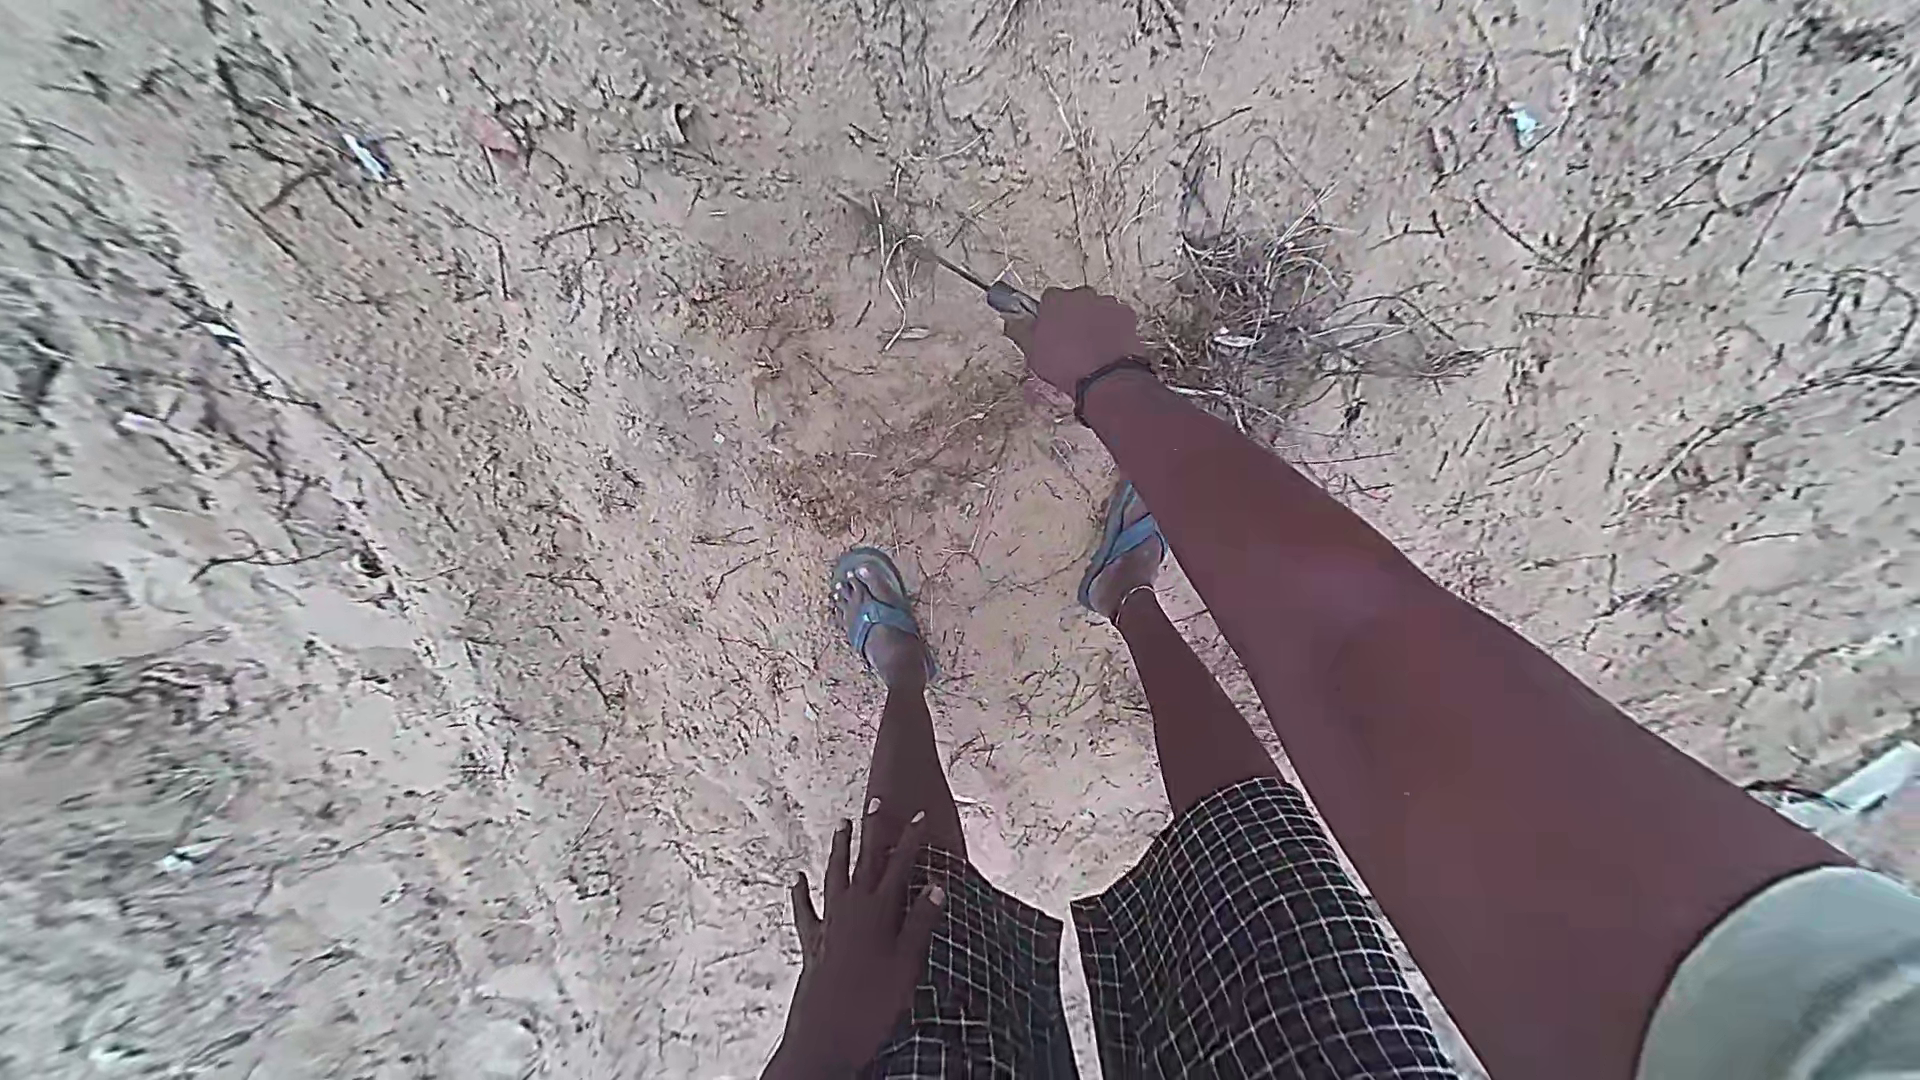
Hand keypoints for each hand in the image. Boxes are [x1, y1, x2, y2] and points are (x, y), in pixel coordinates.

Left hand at [765, 811, 944, 1078]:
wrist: (823, 1041)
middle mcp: (852, 907)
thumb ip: (920, 923)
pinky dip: (800, 893)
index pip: (899, 865)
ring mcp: (829, 922)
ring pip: (835, 874)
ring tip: (841, 823)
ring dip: (839, 848)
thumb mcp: (906, 966)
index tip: (919, 814)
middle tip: (874, 800)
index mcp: (878, 911)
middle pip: (865, 859)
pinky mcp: (812, 941)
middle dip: (872, 829)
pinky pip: (805, 910)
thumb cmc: (871, 1005)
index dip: (910, 838)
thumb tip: (936, 886)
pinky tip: (797, 879)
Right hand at [1008, 286, 1145, 392]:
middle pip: (1074, 302)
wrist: (1104, 378)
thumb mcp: (1032, 352)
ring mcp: (1107, 303)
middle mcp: (1082, 296)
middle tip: (1068, 342)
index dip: (1048, 315)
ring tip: (1088, 349)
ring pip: (1096, 309)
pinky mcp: (1126, 315)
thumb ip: (1020, 331)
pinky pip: (1115, 319)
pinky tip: (1105, 349)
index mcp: (1056, 301)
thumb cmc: (1067, 365)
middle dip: (1071, 317)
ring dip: (1092, 323)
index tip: (1048, 329)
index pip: (1048, 299)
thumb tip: (1011, 321)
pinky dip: (1111, 330)